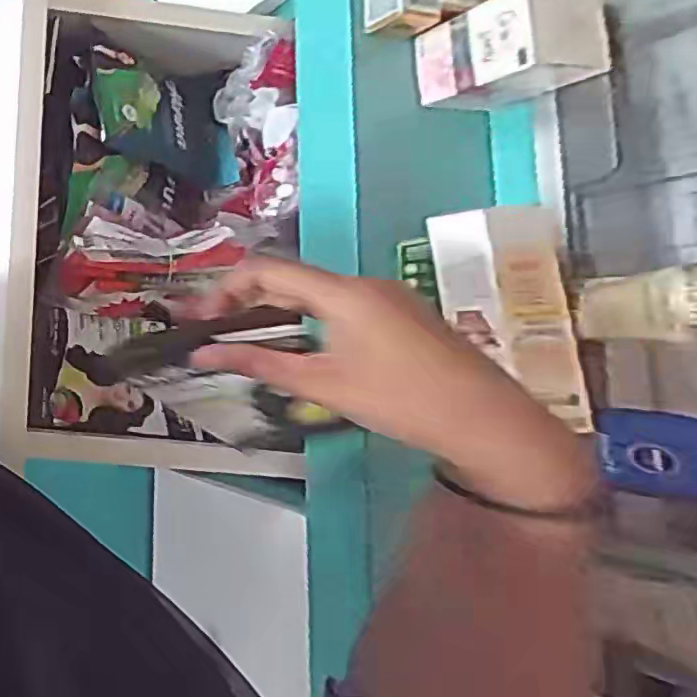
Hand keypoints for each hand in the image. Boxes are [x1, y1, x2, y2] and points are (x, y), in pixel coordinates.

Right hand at [188, 255, 593, 511]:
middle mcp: (362, 283)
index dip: (224, 288)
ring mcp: (385, 296)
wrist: (495, 426)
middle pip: (286, 276)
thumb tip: (202, 356)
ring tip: (242, 333)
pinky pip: (335, 302)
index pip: (266, 269)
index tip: (201, 317)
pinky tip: (292, 340)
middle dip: (242, 297)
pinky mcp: (398, 312)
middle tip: (212, 326)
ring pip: (310, 290)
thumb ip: (257, 363)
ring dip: (271, 306)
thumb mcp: (320, 384)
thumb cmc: (402, 403)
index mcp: (342, 293)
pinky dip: (301, 315)